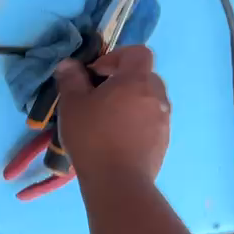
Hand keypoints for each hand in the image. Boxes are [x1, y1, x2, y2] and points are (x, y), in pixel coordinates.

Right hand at [52, 46, 170, 180]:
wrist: (118, 180)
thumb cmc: (92, 136)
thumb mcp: (71, 104)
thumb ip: (71, 79)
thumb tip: (69, 64)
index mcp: (136, 80)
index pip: (137, 52)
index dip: (116, 56)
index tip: (96, 73)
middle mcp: (156, 95)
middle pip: (143, 76)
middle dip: (122, 80)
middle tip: (98, 96)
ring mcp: (164, 119)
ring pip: (147, 99)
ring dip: (129, 102)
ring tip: (106, 120)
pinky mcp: (164, 140)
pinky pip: (150, 121)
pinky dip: (135, 122)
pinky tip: (116, 138)